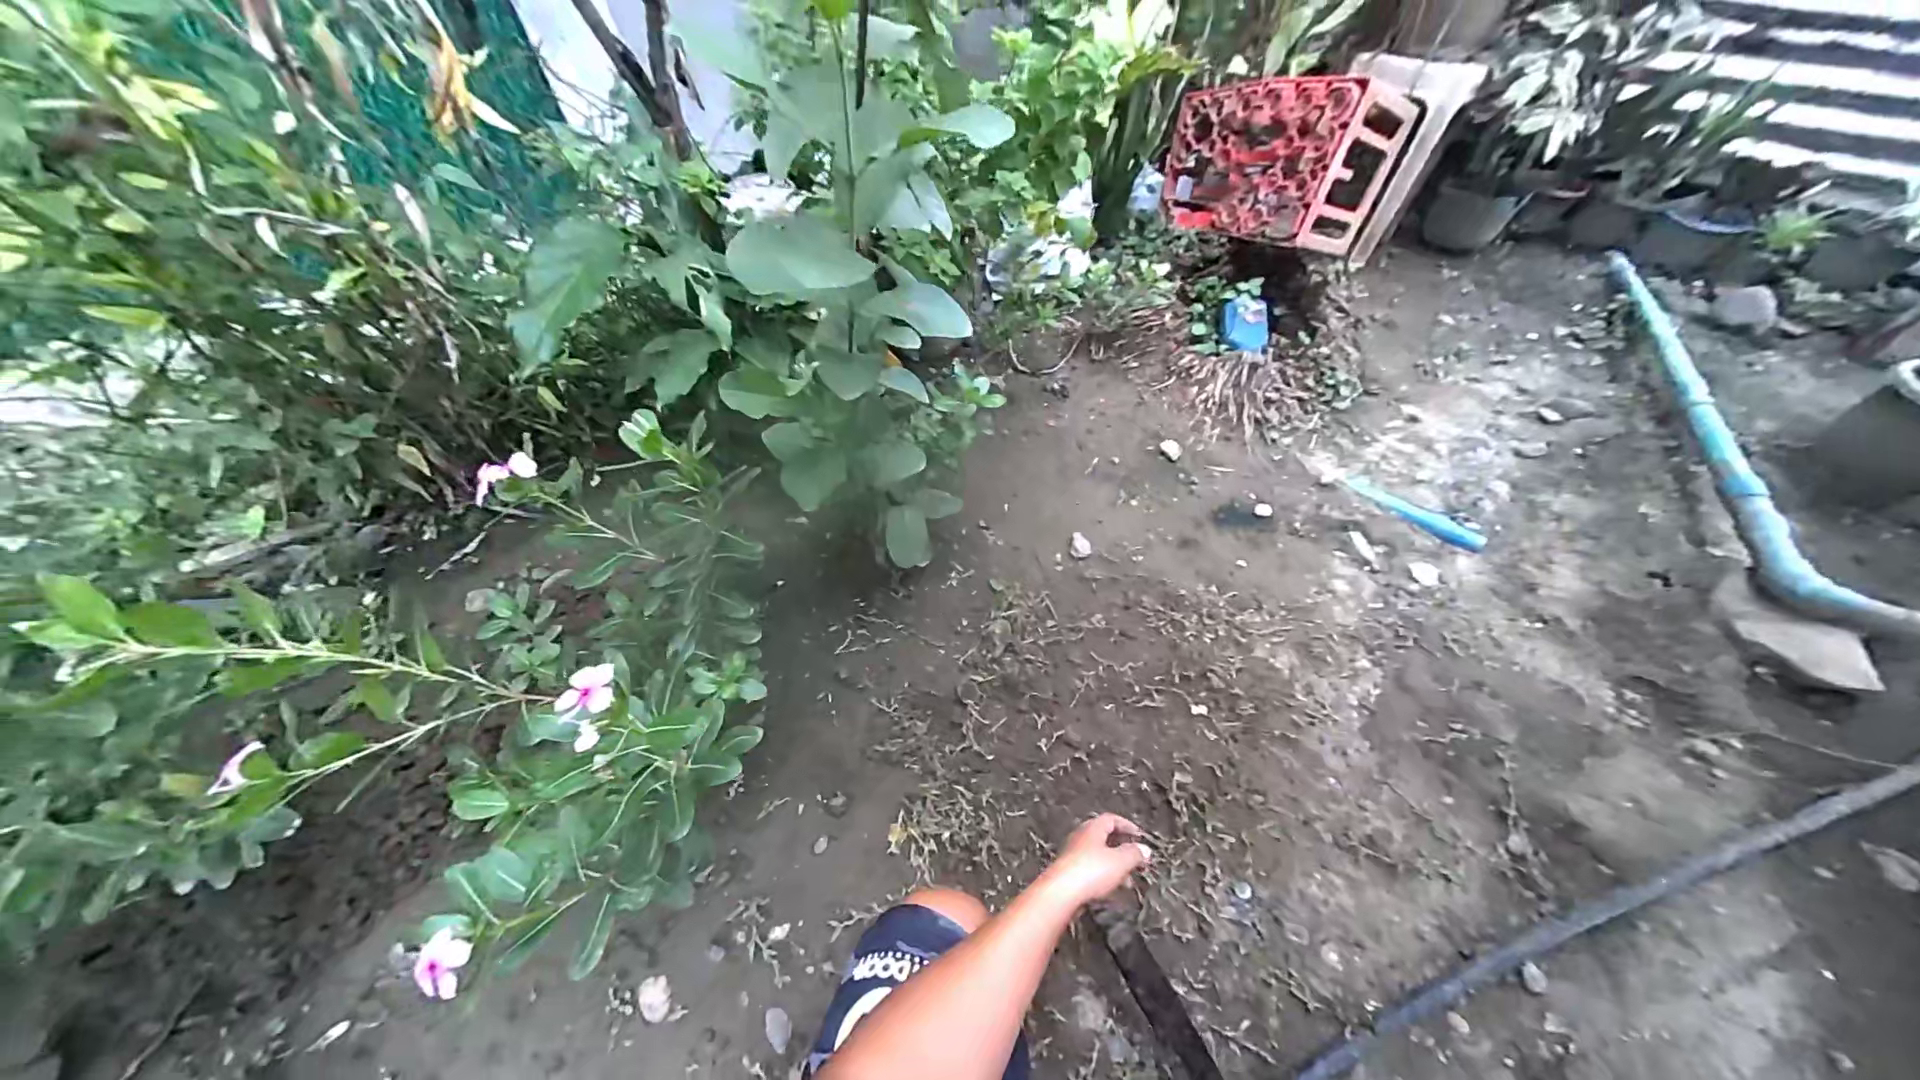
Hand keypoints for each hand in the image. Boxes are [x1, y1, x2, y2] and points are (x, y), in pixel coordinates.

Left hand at [1039, 813, 1151, 908]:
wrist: (1061, 892)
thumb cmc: (1091, 871)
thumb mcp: (1120, 861)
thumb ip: (1134, 853)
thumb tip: (1144, 849)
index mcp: (1092, 828)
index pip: (1111, 819)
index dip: (1127, 825)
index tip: (1139, 835)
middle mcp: (1081, 837)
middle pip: (1105, 837)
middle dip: (1122, 848)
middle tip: (1136, 859)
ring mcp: (1073, 853)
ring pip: (1099, 855)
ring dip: (1115, 864)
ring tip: (1128, 880)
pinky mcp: (1069, 871)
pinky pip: (1091, 869)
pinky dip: (1104, 875)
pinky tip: (1112, 889)